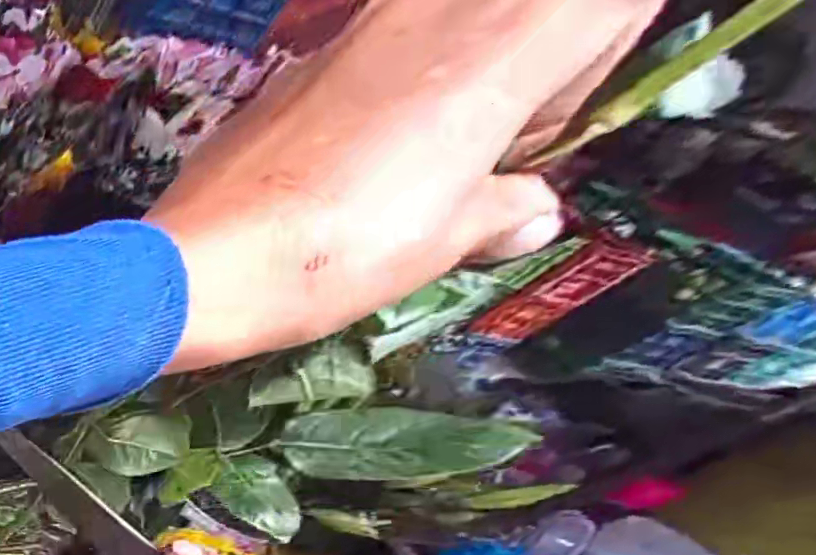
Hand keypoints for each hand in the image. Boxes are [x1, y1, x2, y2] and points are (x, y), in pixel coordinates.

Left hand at [145, 0, 660, 369]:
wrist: (199, 267)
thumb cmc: (333, 255)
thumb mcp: (436, 246)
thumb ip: (498, 212)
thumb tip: (530, 215)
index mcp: (507, 37)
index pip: (616, 2)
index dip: (588, 73)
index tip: (527, 148)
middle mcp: (433, 8)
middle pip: (520, 11)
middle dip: (513, 74)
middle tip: (463, 162)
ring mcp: (348, 34)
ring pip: (437, 27)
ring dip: (436, 85)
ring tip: (385, 173)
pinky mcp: (284, 74)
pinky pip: (356, 62)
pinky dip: (363, 101)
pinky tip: (321, 171)